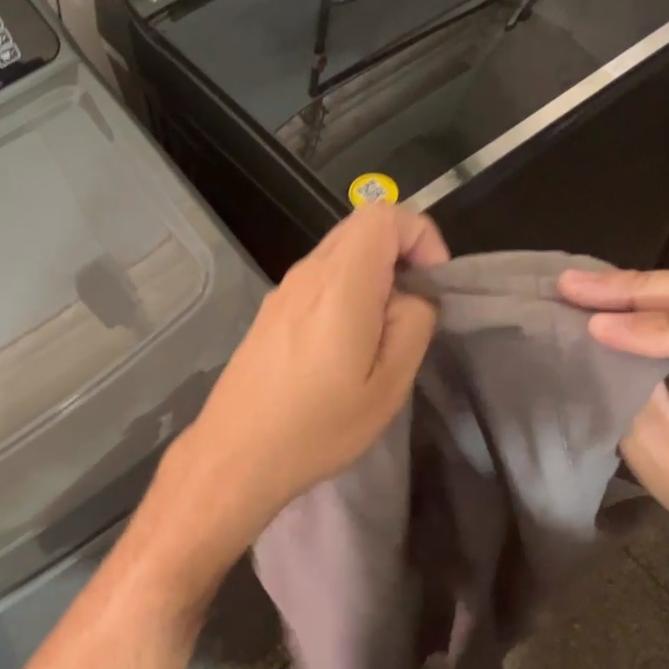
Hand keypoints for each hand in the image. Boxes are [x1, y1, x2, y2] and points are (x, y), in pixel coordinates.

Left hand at [169, 205, 449, 536]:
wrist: (236, 454)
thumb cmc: (317, 426)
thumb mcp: (388, 384)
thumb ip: (412, 324)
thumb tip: (412, 295)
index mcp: (339, 281)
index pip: (384, 214)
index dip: (421, 237)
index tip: (433, 286)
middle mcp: (306, 274)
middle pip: (360, 228)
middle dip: (400, 256)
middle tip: (413, 311)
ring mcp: (282, 292)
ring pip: (338, 255)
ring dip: (372, 279)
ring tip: (381, 339)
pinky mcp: (270, 313)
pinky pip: (317, 282)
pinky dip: (344, 294)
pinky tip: (344, 349)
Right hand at [557, 269, 668, 548]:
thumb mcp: (662, 452)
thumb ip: (637, 386)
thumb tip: (600, 328)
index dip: (660, 325)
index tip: (594, 323)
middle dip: (644, 290)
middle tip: (577, 286)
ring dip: (651, 288)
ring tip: (591, 287)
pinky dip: (668, 298)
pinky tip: (624, 297)